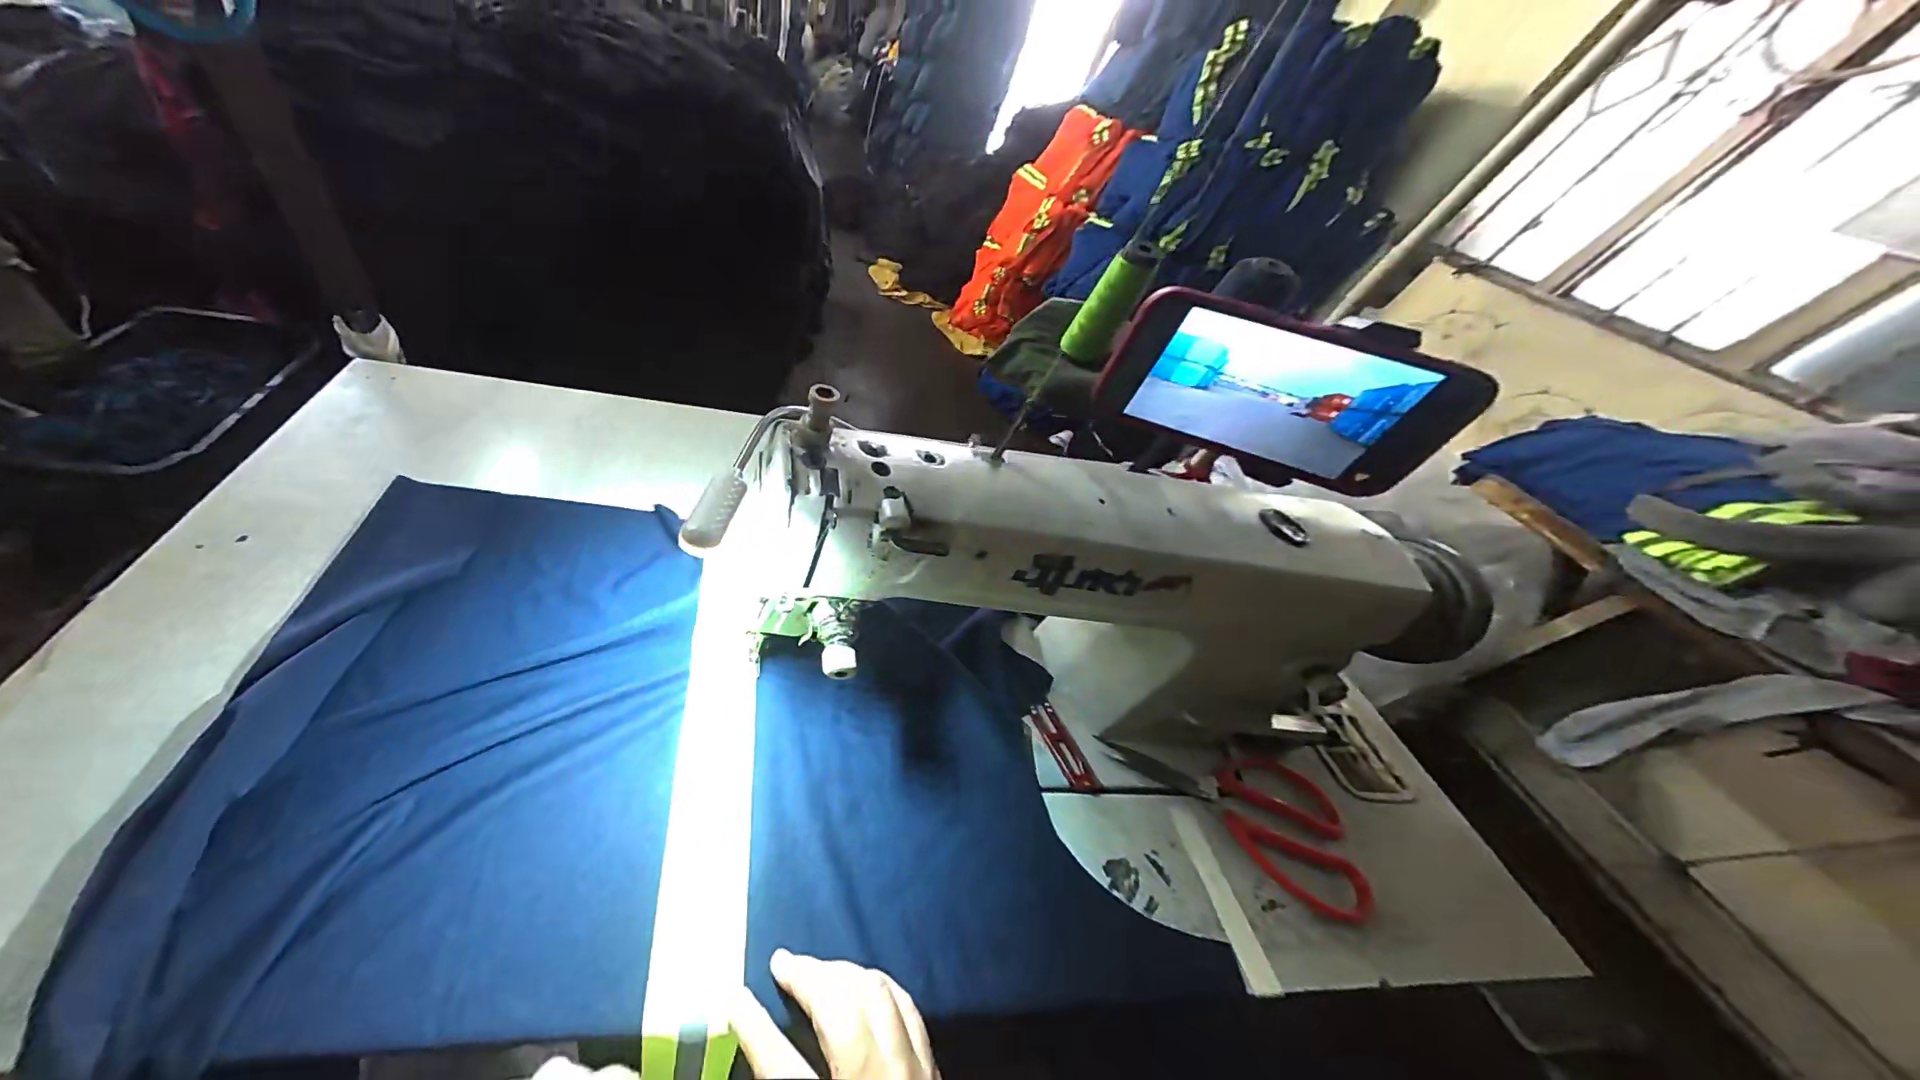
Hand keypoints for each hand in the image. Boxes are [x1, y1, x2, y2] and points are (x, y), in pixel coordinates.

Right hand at [730, 949, 938, 1079]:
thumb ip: (786, 1074)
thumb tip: (752, 1024)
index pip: (785, 1068)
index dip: (756, 1031)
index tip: (735, 997)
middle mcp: (880, 1078)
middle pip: (844, 1009)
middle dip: (814, 977)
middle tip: (787, 964)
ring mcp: (915, 1070)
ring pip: (881, 996)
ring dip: (849, 975)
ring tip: (823, 970)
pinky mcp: (935, 1068)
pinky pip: (909, 1009)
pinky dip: (883, 988)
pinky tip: (869, 984)